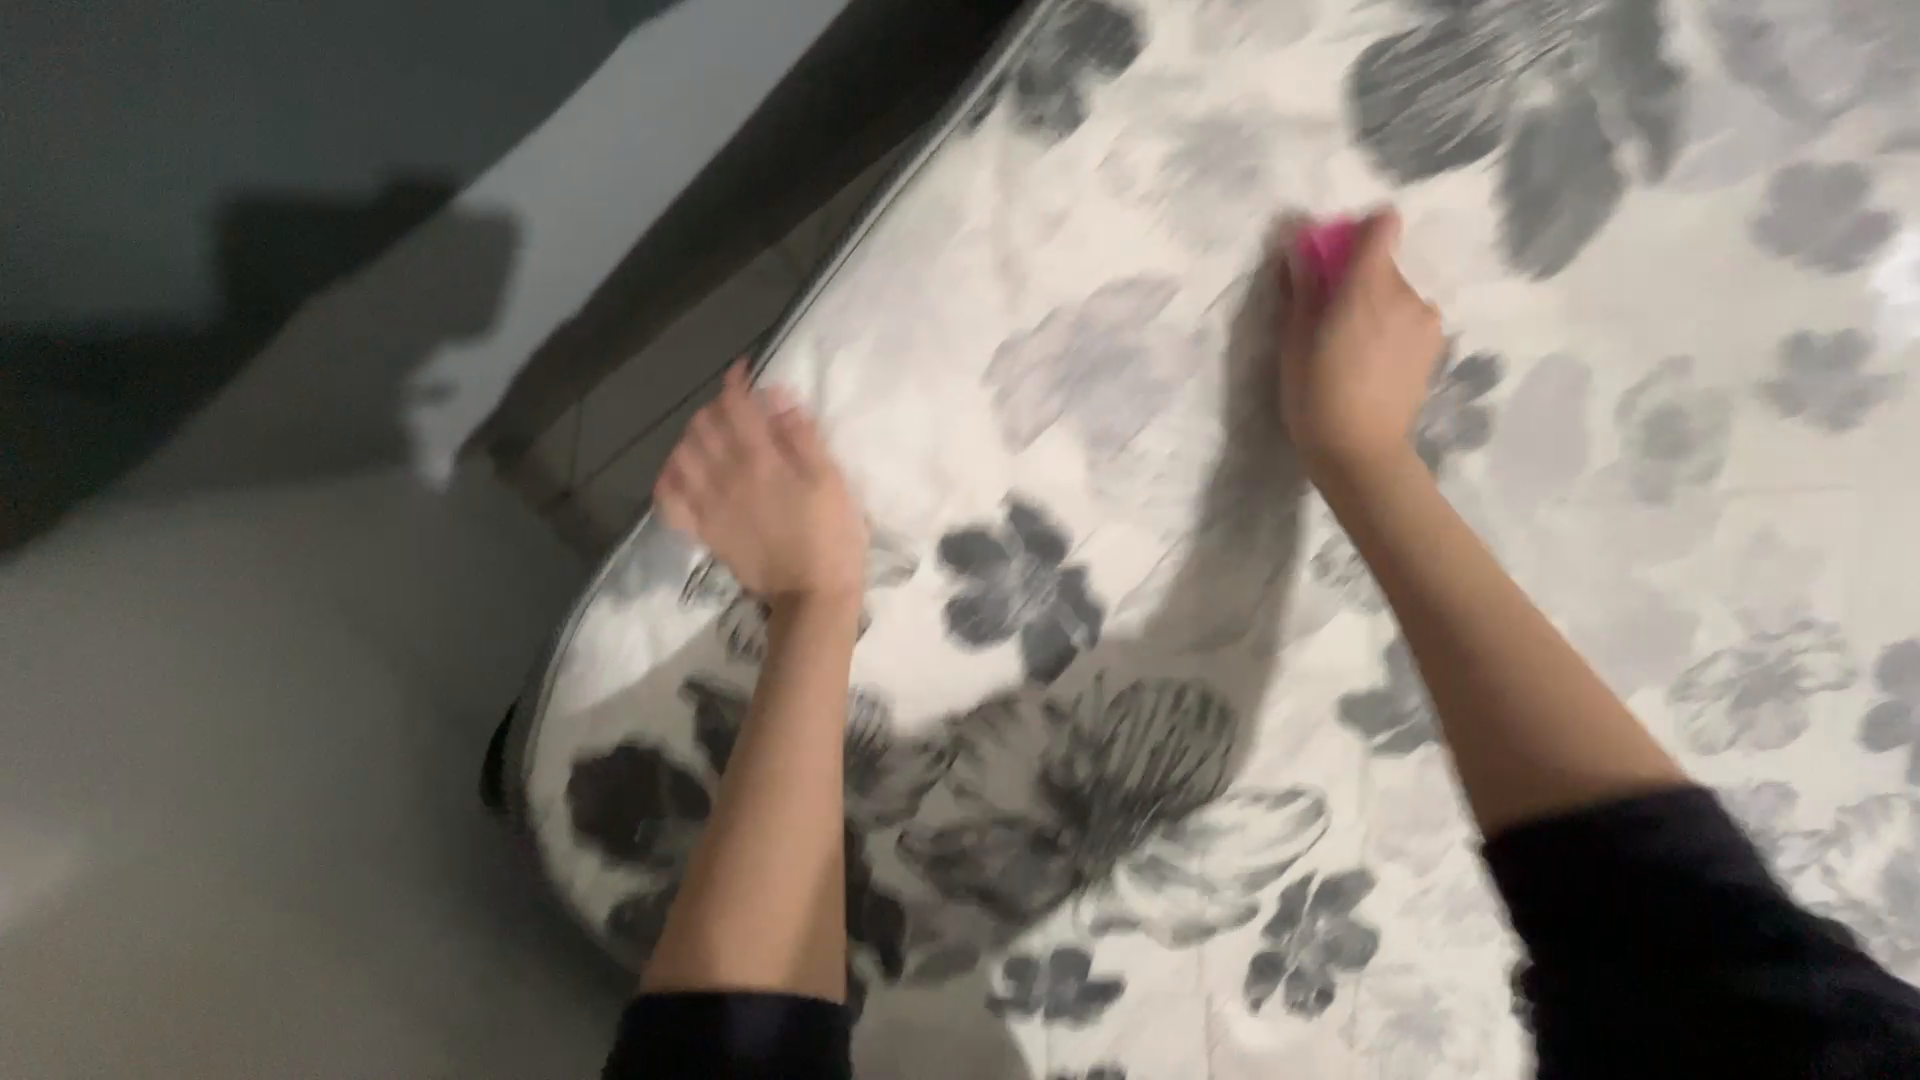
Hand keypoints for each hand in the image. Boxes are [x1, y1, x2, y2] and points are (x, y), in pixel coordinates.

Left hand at [655, 362, 868, 604]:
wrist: (812, 593)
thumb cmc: (832, 535)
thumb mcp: (831, 480)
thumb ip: (802, 436)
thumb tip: (777, 396)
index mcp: (762, 460)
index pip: (736, 406)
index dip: (735, 382)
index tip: (743, 372)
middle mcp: (727, 476)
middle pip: (703, 426)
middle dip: (714, 408)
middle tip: (734, 409)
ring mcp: (710, 506)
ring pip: (681, 456)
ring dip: (691, 437)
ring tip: (709, 438)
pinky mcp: (704, 532)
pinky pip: (670, 501)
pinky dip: (668, 480)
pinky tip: (681, 474)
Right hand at [1275, 208, 1443, 481]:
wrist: (1360, 451)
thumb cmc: (1314, 397)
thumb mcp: (1294, 343)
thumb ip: (1303, 288)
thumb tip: (1299, 246)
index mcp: (1367, 287)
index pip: (1382, 225)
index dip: (1359, 232)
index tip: (1336, 257)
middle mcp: (1407, 293)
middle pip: (1385, 264)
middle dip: (1359, 281)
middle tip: (1330, 322)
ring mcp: (1428, 319)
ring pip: (1397, 295)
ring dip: (1376, 308)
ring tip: (1352, 351)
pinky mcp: (1436, 344)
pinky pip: (1410, 319)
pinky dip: (1392, 329)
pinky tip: (1373, 365)